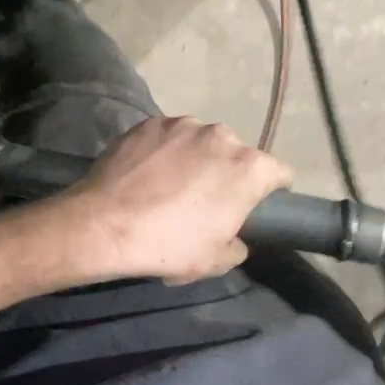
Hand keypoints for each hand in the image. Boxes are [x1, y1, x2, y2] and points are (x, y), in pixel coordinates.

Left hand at [61, 116, 292, 283]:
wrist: (104, 225)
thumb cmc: (167, 245)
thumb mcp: (214, 261)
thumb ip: (237, 245)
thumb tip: (234, 237)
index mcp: (249, 167)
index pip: (279, 174)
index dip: (271, 191)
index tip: (255, 205)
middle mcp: (221, 136)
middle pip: (236, 154)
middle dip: (226, 173)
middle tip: (203, 201)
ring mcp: (182, 125)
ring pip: (199, 142)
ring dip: (193, 159)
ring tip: (167, 186)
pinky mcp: (148, 123)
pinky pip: (165, 138)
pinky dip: (161, 152)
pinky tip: (144, 175)